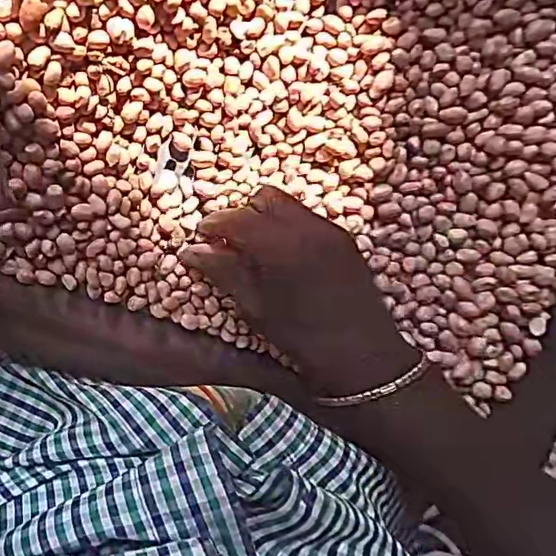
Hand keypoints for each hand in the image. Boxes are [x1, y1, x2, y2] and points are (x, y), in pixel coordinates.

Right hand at [178, 186, 419, 398]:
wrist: (363, 356)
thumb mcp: (255, 307)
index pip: (237, 217)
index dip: (214, 225)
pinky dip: (288, 229)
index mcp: (280, 245)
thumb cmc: (302, 339)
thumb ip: (224, 272)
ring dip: (267, 219)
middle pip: (265, 198)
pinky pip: (308, 220)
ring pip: (288, 205)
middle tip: (231, 242)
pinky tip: (284, 259)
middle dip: (243, 214)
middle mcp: (307, 228)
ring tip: (257, 251)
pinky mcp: (344, 240)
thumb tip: (192, 251)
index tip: (201, 237)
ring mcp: (330, 231)